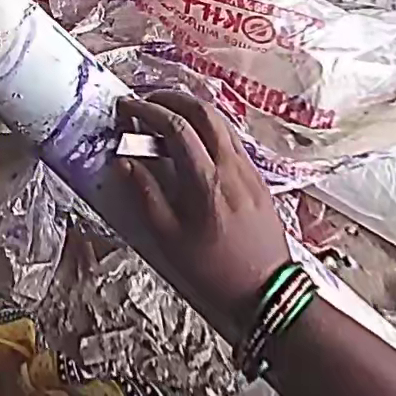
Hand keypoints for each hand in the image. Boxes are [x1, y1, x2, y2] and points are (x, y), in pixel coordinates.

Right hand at [113, 92, 290, 335]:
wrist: (272, 298)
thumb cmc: (215, 269)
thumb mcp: (169, 237)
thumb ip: (145, 193)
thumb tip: (124, 161)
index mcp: (207, 181)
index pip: (175, 126)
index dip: (146, 110)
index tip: (126, 108)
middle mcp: (232, 168)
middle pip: (203, 112)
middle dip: (170, 98)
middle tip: (146, 102)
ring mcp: (249, 171)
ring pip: (220, 121)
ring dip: (189, 108)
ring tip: (165, 114)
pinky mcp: (258, 178)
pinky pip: (230, 138)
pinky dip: (206, 126)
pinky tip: (192, 140)